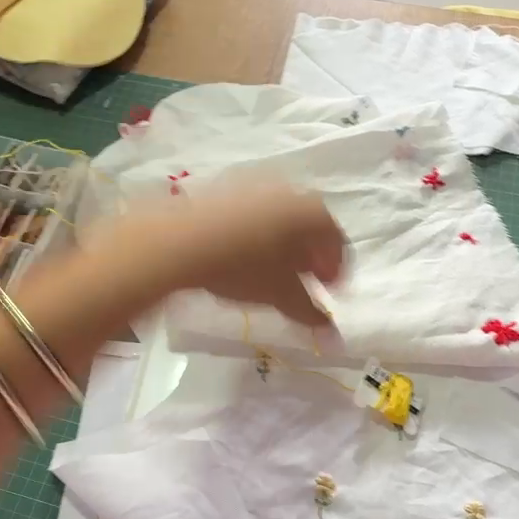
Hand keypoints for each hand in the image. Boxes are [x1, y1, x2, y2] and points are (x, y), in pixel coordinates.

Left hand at [102, 183, 346, 327]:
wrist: (182, 240)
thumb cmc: (243, 267)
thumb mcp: (279, 294)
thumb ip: (309, 311)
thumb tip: (330, 331)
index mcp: (311, 214)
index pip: (336, 240)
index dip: (335, 268)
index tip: (327, 289)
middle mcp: (288, 192)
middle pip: (309, 225)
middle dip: (309, 254)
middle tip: (302, 279)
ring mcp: (255, 186)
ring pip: (279, 218)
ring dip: (282, 243)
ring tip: (269, 270)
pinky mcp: (225, 189)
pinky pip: (253, 213)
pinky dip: (256, 233)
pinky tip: (241, 254)